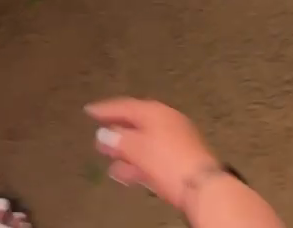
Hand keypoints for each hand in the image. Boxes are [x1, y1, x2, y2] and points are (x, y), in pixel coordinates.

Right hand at [85, 98, 221, 208]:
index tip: (89, 111)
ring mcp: (175, 139)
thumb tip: (103, 134)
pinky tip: (126, 172)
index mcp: (154, 110)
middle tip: (100, 136)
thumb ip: (118, 139)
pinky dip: (139, 162)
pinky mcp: (181, 159)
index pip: (125, 105)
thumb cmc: (168, 159)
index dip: (105, 109)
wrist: (203, 187)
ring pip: (144, 141)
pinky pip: (153, 156)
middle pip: (136, 122)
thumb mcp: (137, 148)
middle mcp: (166, 120)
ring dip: (126, 149)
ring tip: (109, 159)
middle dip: (117, 131)